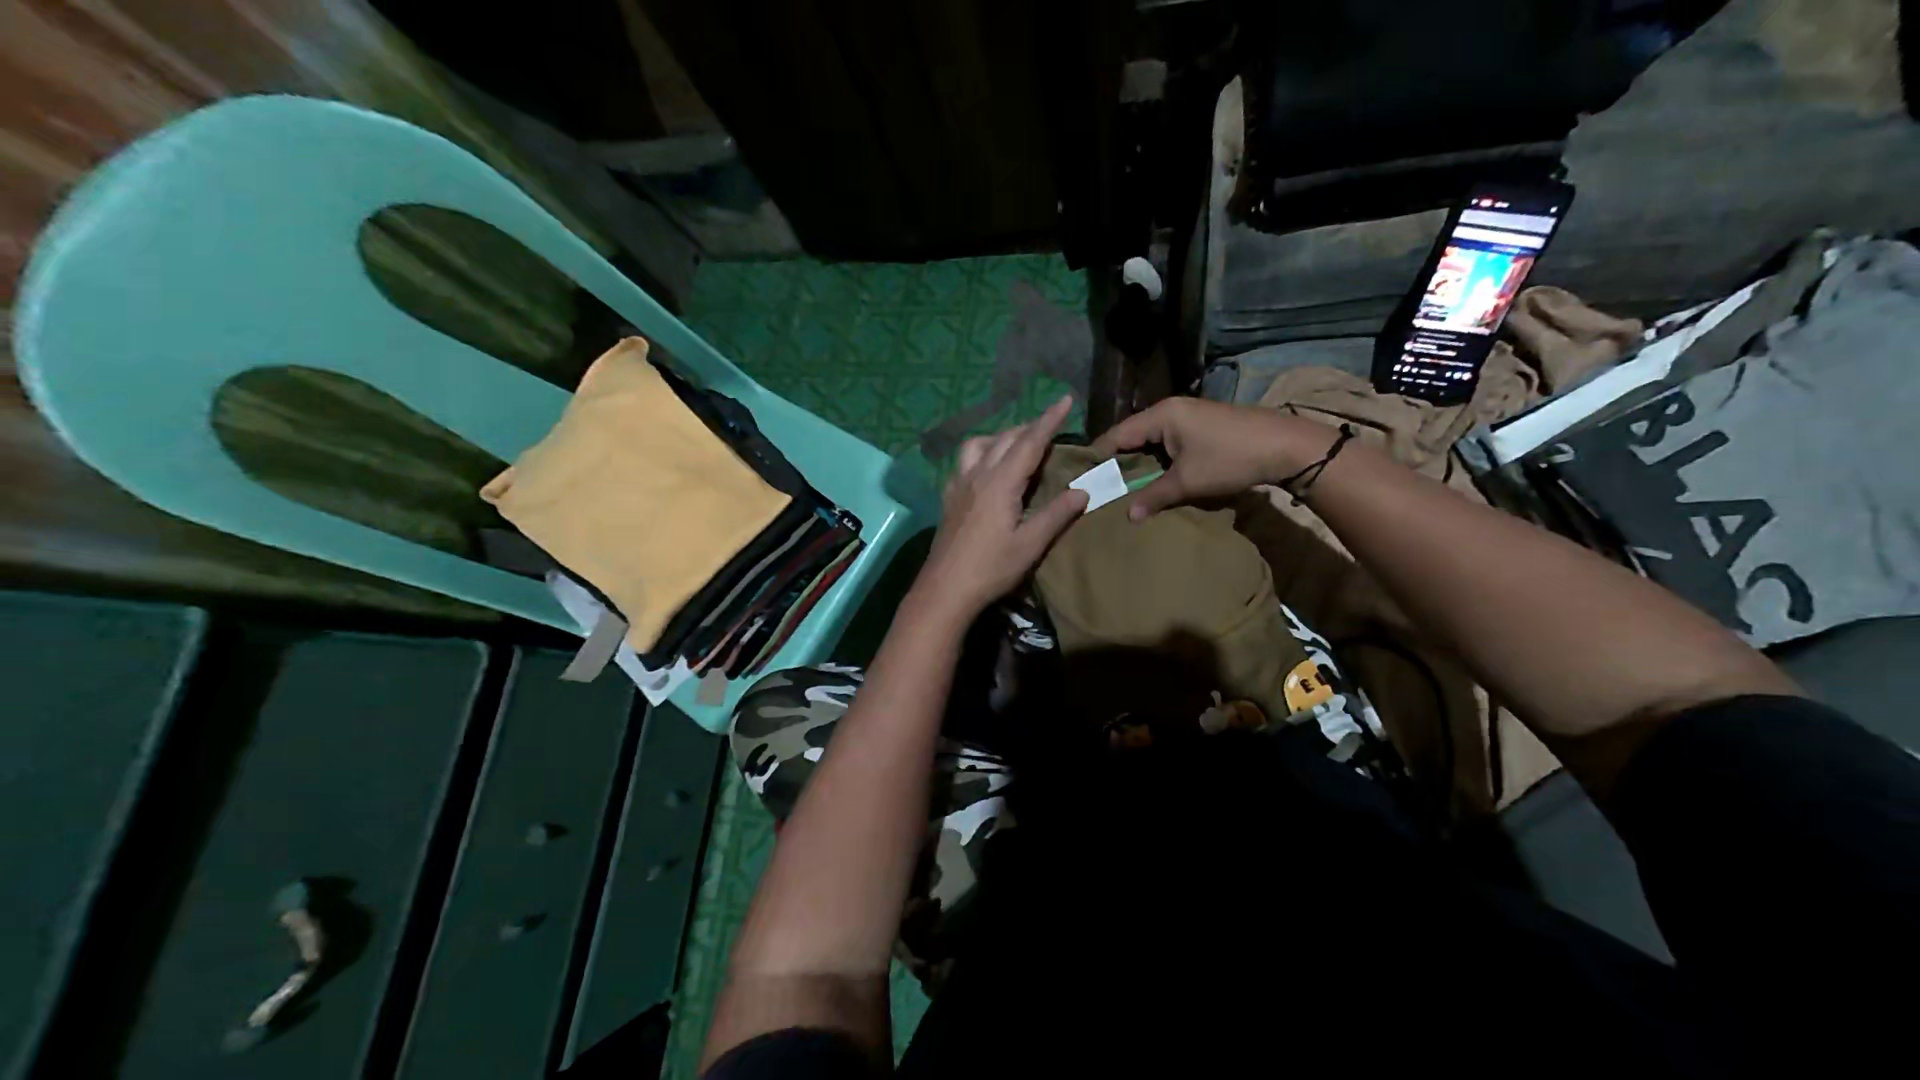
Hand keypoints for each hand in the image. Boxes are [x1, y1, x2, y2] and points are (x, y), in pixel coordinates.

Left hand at [916, 396, 1088, 617]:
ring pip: (978, 444)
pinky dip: (981, 453)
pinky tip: (986, 468)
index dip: (1049, 420)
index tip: (1065, 399)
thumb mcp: (1030, 544)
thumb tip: (1083, 491)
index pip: (1029, 443)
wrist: (945, 588)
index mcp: (1000, 483)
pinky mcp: (948, 498)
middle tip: (1050, 426)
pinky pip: (964, 461)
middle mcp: (977, 475)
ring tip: (1017, 444)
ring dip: (1000, 436)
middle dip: (1028, 427)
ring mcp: (958, 485)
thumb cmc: (991, 568)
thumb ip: (1056, 515)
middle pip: (1004, 439)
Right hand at [1090, 398, 1330, 520]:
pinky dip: (1159, 458)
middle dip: (1118, 461)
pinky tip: (1156, 477)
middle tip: (1101, 486)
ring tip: (1124, 486)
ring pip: (1152, 439)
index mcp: (1161, 415)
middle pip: (1133, 435)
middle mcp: (1171, 409)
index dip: (1099, 456)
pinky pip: (1169, 441)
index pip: (1117, 434)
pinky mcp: (1203, 425)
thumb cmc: (1230, 459)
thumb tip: (1128, 516)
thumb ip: (1154, 496)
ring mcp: (1189, 415)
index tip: (1084, 478)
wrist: (1287, 447)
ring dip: (1140, 462)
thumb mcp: (1188, 482)